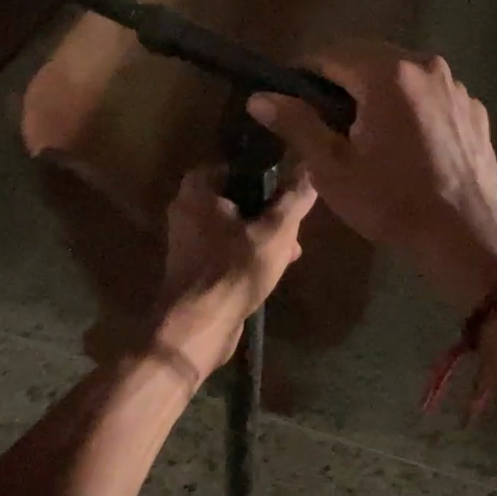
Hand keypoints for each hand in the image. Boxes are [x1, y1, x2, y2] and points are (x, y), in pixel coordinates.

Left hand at [150, 165, 317, 382]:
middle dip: (269, 214)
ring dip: (262, 236)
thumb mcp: (275, 232)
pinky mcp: (193, 264)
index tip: (291, 197)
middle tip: (294, 229)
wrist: (197, 328)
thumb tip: (309, 167)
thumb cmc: (234, 270)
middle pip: (240, 198)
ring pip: (235, 225)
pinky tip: (272, 271)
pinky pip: (226, 248)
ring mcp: (187, 238)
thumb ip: (294, 199)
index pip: (241, 167)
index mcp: (198, 187)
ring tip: (291, 253)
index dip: (270, 180)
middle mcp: (187, 206)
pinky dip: (247, 254)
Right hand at [247, 40, 496, 310]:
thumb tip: (259, 98)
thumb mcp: (332, 167)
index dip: (304, 73)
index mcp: (388, 74)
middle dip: (342, 79)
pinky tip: (406, 140)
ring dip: (378, 89)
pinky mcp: (473, 108)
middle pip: (369, 57)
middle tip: (323, 116)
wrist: (463, 237)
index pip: (331, 54)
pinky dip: (412, 105)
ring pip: (403, 73)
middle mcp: (425, 65)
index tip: (290, 98)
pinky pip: (431, 93)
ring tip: (364, 128)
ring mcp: (455, 86)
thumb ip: (296, 124)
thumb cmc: (390, 202)